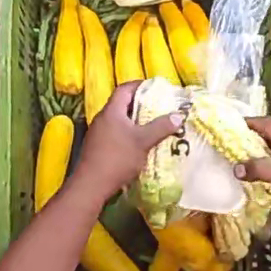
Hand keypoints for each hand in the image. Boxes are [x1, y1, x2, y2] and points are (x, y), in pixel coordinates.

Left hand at [73, 82, 182, 197]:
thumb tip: (179, 115)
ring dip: (135, 121)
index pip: (124, 89)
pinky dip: (129, 134)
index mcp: (111, 111)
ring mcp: (98, 134)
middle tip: (158, 106)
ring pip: (119, 120)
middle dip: (140, 104)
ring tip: (152, 125)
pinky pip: (116, 133)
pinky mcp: (98, 148)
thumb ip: (161, 127)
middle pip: (122, 104)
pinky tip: (139, 144)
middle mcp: (102, 119)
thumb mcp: (143, 141)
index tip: (155, 87)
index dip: (140, 85)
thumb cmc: (117, 158)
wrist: (91, 185)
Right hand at [238, 116, 270, 231]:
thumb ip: (260, 169)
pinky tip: (248, 181)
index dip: (251, 122)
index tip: (232, 124)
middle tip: (229, 144)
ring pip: (269, 158)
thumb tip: (235, 168)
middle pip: (268, 140)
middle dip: (249, 140)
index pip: (269, 125)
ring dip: (253, 159)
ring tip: (233, 162)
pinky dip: (259, 176)